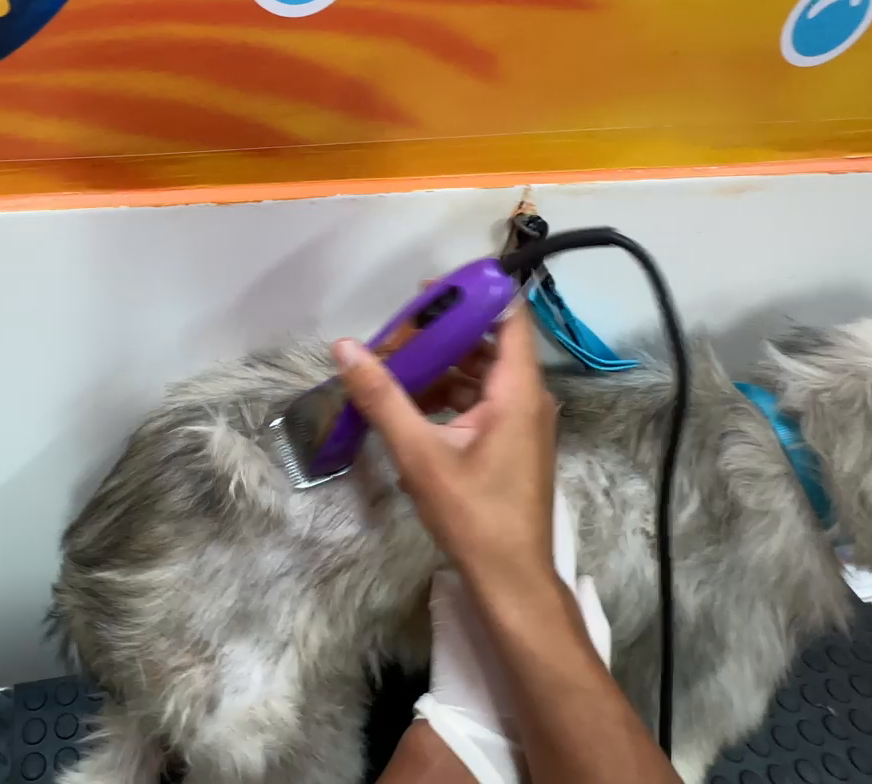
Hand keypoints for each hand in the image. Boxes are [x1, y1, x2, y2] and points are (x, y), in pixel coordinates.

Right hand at [332, 306, 560, 597]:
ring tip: (392, 367)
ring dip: (439, 366)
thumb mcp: (419, 452)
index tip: (427, 292)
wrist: (509, 579)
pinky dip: (445, 393)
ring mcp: (519, 421)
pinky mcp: (508, 441)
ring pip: (479, 373)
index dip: (472, 295)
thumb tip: (345, 348)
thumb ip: (382, 396)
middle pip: (487, 343)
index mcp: (517, 390)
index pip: (509, 317)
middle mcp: (526, 397)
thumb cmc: (472, 513)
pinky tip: (408, 403)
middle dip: (441, 334)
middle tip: (394, 334)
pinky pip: (477, 399)